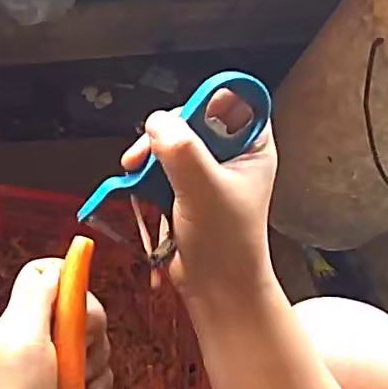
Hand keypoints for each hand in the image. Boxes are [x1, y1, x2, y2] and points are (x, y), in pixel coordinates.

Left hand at [0, 258, 110, 388]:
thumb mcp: (23, 338)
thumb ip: (38, 297)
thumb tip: (55, 269)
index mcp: (23, 317)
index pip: (44, 274)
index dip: (67, 275)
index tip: (80, 292)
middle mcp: (40, 335)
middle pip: (81, 306)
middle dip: (91, 325)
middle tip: (81, 346)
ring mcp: (56, 363)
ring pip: (96, 341)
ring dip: (96, 360)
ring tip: (79, 382)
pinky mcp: (71, 388)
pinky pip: (100, 372)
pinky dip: (101, 383)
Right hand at [121, 89, 277, 302]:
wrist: (216, 289)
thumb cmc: (227, 245)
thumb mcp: (205, 190)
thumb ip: (182, 151)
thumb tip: (157, 122)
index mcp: (252, 146)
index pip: (233, 100)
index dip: (205, 103)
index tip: (181, 120)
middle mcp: (230, 154)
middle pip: (193, 118)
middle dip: (166, 132)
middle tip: (147, 150)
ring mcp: (205, 171)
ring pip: (171, 141)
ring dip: (150, 152)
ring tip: (135, 170)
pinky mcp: (183, 188)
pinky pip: (158, 165)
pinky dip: (144, 172)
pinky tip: (137, 183)